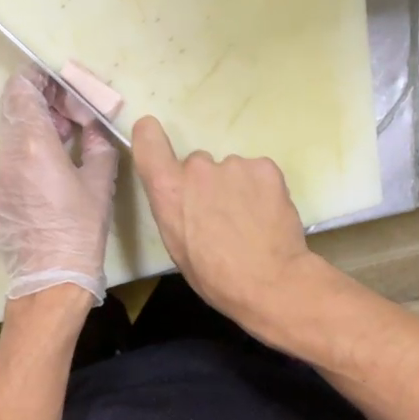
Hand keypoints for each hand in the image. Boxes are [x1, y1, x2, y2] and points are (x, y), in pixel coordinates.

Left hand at [0, 67, 119, 303]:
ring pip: (10, 148)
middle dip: (39, 109)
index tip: (55, 86)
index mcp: (32, 146)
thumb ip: (97, 145)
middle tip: (66, 120)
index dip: (36, 79)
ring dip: (33, 142)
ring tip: (61, 156)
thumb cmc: (80, 234)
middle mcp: (6, 160)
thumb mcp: (100, 185)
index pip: (20, 90)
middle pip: (12, 115)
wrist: (51, 284)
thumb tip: (92, 128)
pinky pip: (7, 177)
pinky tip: (46, 192)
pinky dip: (25, 171)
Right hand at [132, 116, 321, 338]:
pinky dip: (260, 190)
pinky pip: (256, 173)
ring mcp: (234, 164)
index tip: (154, 140)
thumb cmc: (214, 276)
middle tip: (219, 217)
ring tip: (247, 223)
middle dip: (205, 184)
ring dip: (235, 189)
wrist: (269, 281)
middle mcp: (198, 168)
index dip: (151, 137)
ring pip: (230, 171)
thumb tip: (185, 199)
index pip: (148, 141)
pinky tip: (265, 216)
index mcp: (169, 192)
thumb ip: (174, 210)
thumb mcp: (178, 248)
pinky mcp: (266, 167)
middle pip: (196, 165)